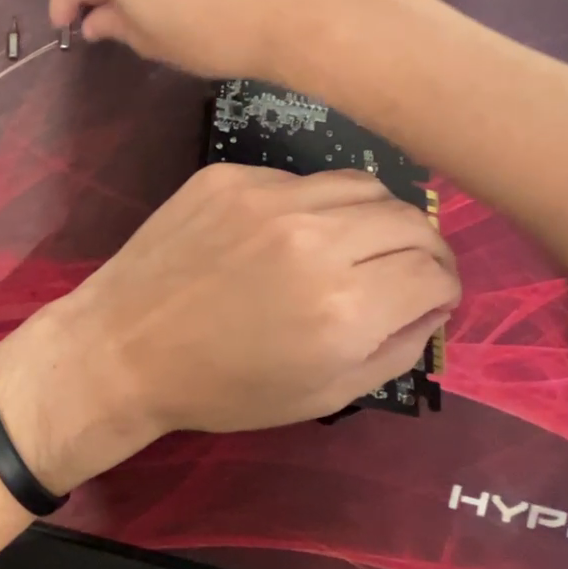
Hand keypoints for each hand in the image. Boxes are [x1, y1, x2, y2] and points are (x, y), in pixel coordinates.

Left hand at [0, 164, 459, 493]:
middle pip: (409, 217)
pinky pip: (296, 179)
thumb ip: (397, 345)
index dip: (444, 287)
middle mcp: (312, 237)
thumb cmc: (224, 387)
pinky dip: (309, 205)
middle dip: (420, 247)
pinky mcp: (226, 175)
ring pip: (358, 184)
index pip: (435, 271)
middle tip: (401, 270)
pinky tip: (281, 235)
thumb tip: (433, 300)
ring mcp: (265, 196)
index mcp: (343, 305)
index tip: (428, 296)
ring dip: (371, 216)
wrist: (124, 345)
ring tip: (350, 246)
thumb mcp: (326, 393)